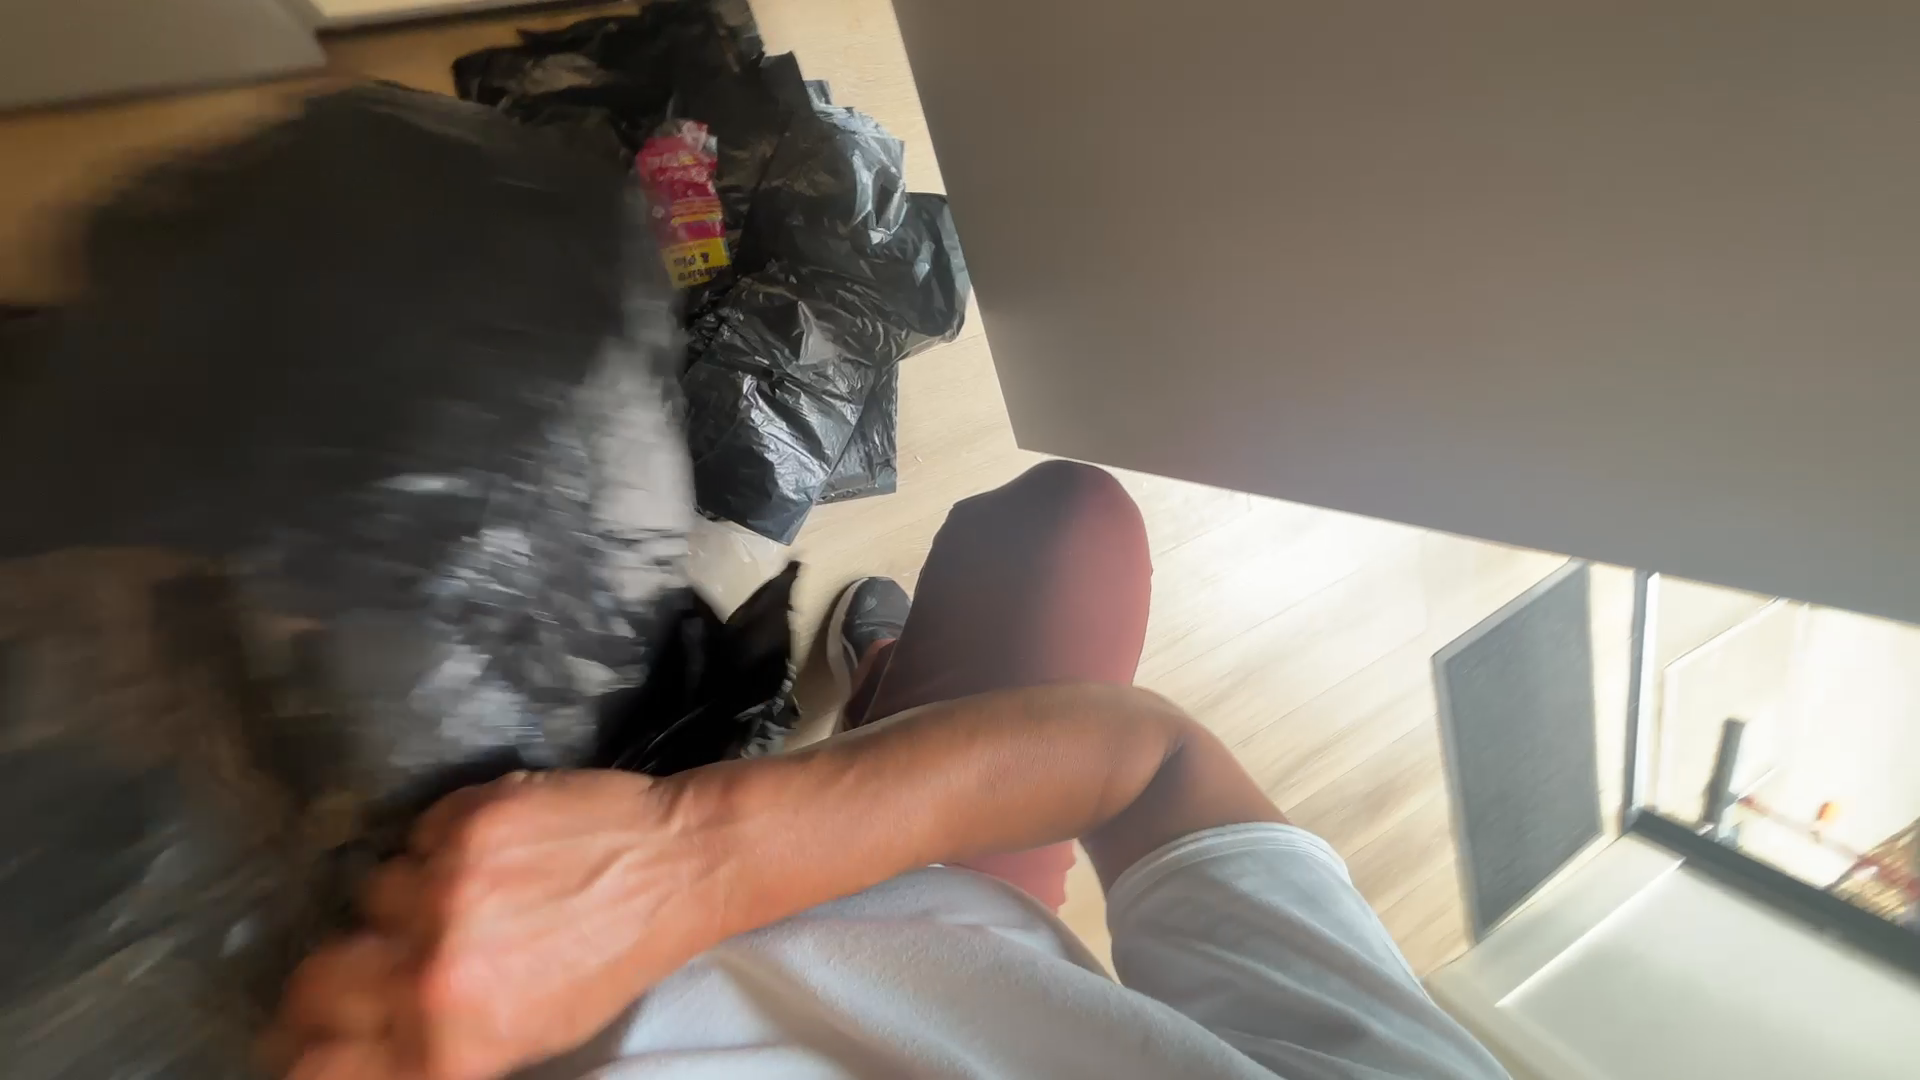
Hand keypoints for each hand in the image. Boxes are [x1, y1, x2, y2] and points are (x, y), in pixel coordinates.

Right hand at [270, 770, 733, 1079]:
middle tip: (390, 943)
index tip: (328, 1022)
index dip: (314, 1042)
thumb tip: (358, 1047)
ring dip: (413, 887)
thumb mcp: (532, 1033)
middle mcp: (435, 970)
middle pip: (314, 977)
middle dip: (349, 962)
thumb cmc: (621, 950)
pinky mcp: (476, 816)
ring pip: (372, 888)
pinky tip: (501, 841)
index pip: (310, 1067)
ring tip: (478, 881)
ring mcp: (451, 885)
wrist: (687, 861)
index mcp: (448, 1045)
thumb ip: (437, 1048)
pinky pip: (419, 828)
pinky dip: (448, 834)